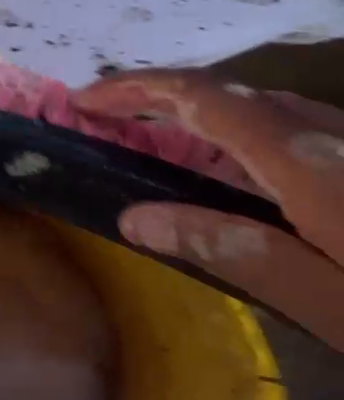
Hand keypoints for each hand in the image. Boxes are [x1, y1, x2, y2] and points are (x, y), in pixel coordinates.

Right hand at [75, 70, 343, 348]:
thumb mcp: (343, 309)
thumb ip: (241, 256)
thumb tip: (136, 218)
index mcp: (313, 165)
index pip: (204, 99)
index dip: (134, 89)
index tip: (82, 101)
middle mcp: (343, 142)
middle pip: (240, 97)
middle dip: (165, 98)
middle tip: (113, 122)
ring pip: (281, 114)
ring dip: (211, 118)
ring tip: (166, 144)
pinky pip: (313, 135)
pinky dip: (256, 138)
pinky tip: (250, 175)